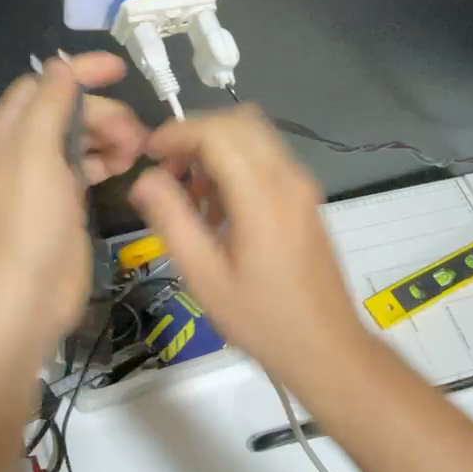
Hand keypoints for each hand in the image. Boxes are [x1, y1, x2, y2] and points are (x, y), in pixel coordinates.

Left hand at [0, 53, 149, 359]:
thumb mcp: (35, 153)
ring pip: (82, 138)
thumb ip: (49, 103)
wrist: (21, 302)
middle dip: (105, 112)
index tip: (121, 69)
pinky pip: (88, 168)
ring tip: (139, 152)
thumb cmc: (26, 223)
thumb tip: (62, 64)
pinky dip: (109, 161)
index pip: (44, 82)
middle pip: (68, 110)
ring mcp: (43, 178)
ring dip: (111, 136)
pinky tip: (127, 168)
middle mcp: (21, 148)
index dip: (80, 71)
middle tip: (138, 134)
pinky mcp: (63, 205)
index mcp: (7, 130)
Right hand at [127, 106, 367, 379]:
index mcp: (263, 196)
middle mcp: (288, 179)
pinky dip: (236, 163)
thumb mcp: (204, 277)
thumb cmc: (262, 319)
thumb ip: (172, 220)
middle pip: (237, 122)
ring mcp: (302, 185)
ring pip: (253, 135)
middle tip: (167, 170)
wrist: (327, 349)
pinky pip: (266, 158)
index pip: (216, 132)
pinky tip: (218, 209)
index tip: (148, 154)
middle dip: (195, 136)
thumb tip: (144, 179)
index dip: (176, 133)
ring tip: (191, 195)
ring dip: (216, 149)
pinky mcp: (305, 197)